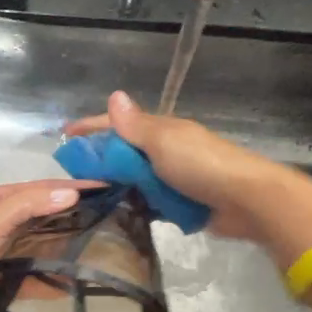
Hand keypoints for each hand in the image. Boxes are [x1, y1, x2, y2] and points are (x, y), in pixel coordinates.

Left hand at [0, 179, 94, 311]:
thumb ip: (30, 205)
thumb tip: (72, 194)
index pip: (42, 189)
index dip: (72, 188)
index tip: (106, 189)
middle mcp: (6, 222)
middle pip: (47, 217)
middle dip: (75, 218)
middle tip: (112, 219)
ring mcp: (9, 251)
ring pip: (46, 245)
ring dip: (68, 247)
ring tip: (104, 247)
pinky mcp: (11, 277)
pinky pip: (39, 274)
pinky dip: (55, 277)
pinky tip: (77, 280)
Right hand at [65, 91, 299, 241]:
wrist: (247, 201)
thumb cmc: (202, 166)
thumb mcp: (163, 142)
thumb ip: (135, 126)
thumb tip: (114, 96)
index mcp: (161, 131)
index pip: (118, 124)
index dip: (91, 128)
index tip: (63, 136)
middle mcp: (165, 151)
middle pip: (124, 153)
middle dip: (97, 160)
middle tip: (69, 176)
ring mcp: (173, 178)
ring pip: (134, 179)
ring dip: (114, 185)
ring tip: (85, 199)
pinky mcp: (179, 203)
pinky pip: (148, 201)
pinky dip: (133, 205)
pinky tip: (114, 215)